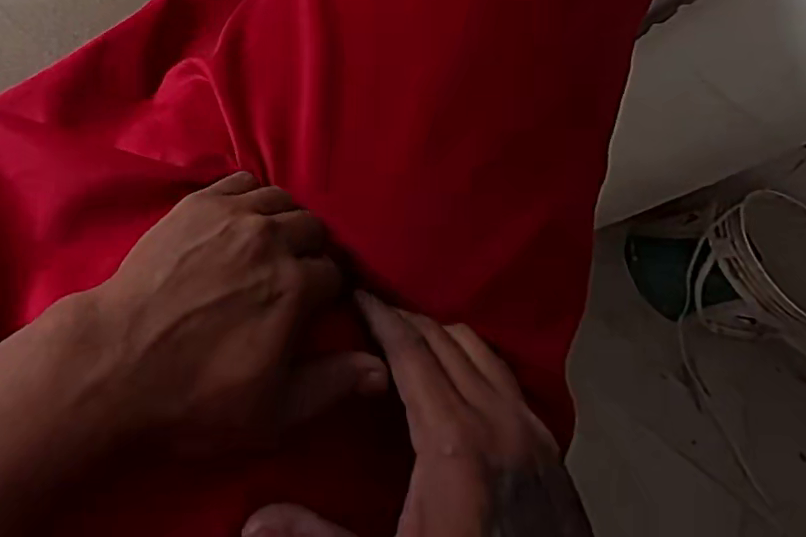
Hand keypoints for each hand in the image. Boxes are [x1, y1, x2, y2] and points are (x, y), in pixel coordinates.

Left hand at [78, 172, 386, 453]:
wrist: (118, 359)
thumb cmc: (196, 395)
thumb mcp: (273, 412)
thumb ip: (332, 384)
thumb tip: (383, 366)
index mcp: (294, 287)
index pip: (334, 273)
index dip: (329, 291)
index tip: (316, 304)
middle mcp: (268, 239)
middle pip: (312, 228)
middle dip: (311, 250)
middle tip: (292, 273)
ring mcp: (230, 214)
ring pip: (280, 199)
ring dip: (284, 219)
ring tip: (270, 243)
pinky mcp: (197, 203)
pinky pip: (241, 180)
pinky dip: (251, 195)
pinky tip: (242, 217)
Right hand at [243, 292, 591, 536]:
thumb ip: (320, 536)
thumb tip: (250, 523)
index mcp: (454, 442)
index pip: (410, 350)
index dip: (379, 315)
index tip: (354, 293)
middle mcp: (498, 422)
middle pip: (443, 338)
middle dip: (403, 319)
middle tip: (368, 317)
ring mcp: (533, 433)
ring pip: (479, 349)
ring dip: (439, 336)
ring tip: (406, 342)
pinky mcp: (555, 452)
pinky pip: (506, 377)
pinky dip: (473, 360)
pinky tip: (454, 381)